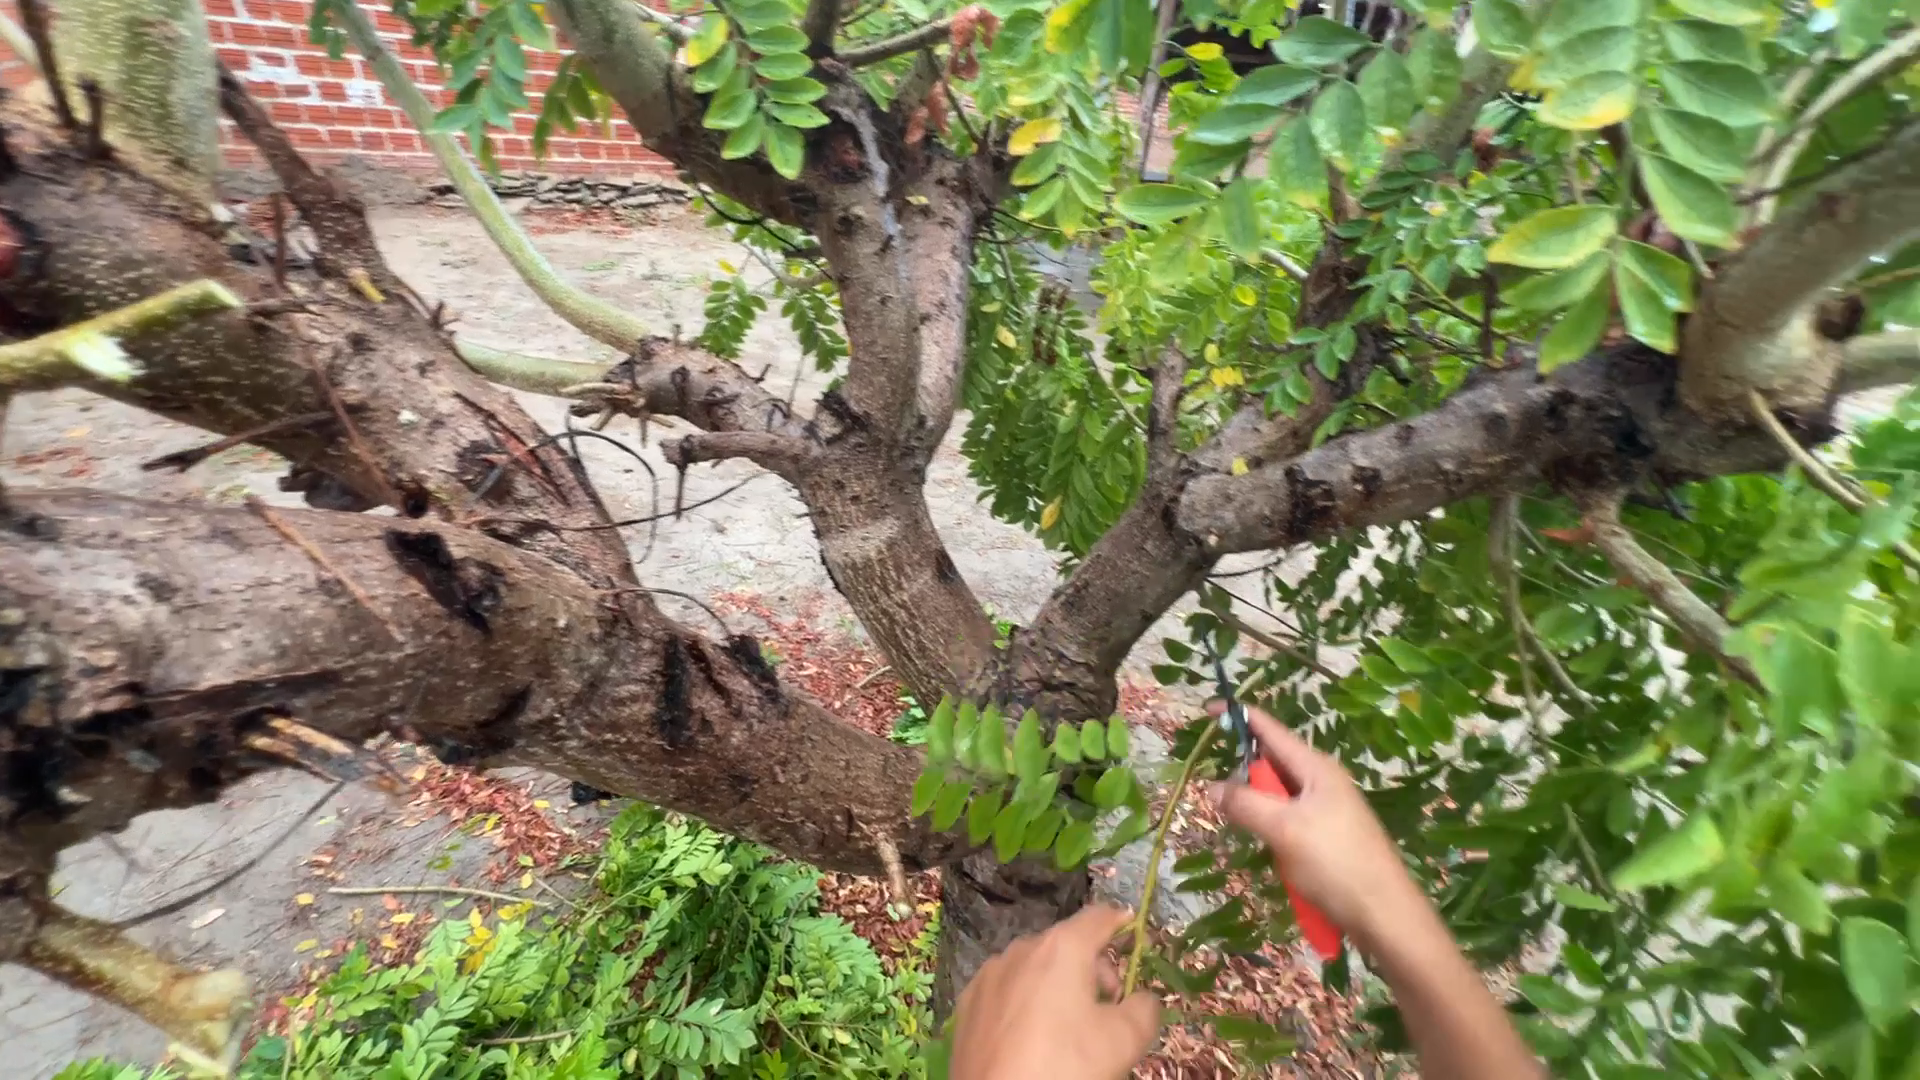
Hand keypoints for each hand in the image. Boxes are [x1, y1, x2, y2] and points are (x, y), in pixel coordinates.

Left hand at [949, 904, 1161, 1079]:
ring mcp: (992, 972)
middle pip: (1068, 944)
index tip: (1135, 937)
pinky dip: (1026, 1001)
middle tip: (1109, 1010)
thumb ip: (1144, 1009)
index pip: (1099, 917)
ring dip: (1058, 986)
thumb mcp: (1122, 1042)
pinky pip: (1009, 988)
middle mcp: (1023, 947)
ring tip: (1069, 1030)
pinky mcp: (970, 999)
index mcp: (1062, 947)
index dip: (1121, 923)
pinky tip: (1030, 1038)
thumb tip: (1144, 997)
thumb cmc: (1064, 1066)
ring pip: (1036, 967)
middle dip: (1094, 970)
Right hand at [1210, 704, 1421, 949]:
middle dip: (1244, 773)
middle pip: (1271, 762)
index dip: (1238, 716)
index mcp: (1315, 768)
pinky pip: (1288, 818)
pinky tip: (1272, 850)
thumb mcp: (1283, 830)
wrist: (1389, 921)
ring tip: (1249, 829)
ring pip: (1277, 794)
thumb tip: (1211, 786)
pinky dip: (1272, 827)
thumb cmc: (1337, 865)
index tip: (1208, 709)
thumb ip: (1244, 803)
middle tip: (1222, 795)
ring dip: (1257, 806)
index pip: (1269, 729)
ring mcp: (1327, 809)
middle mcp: (1322, 781)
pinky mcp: (1329, 835)